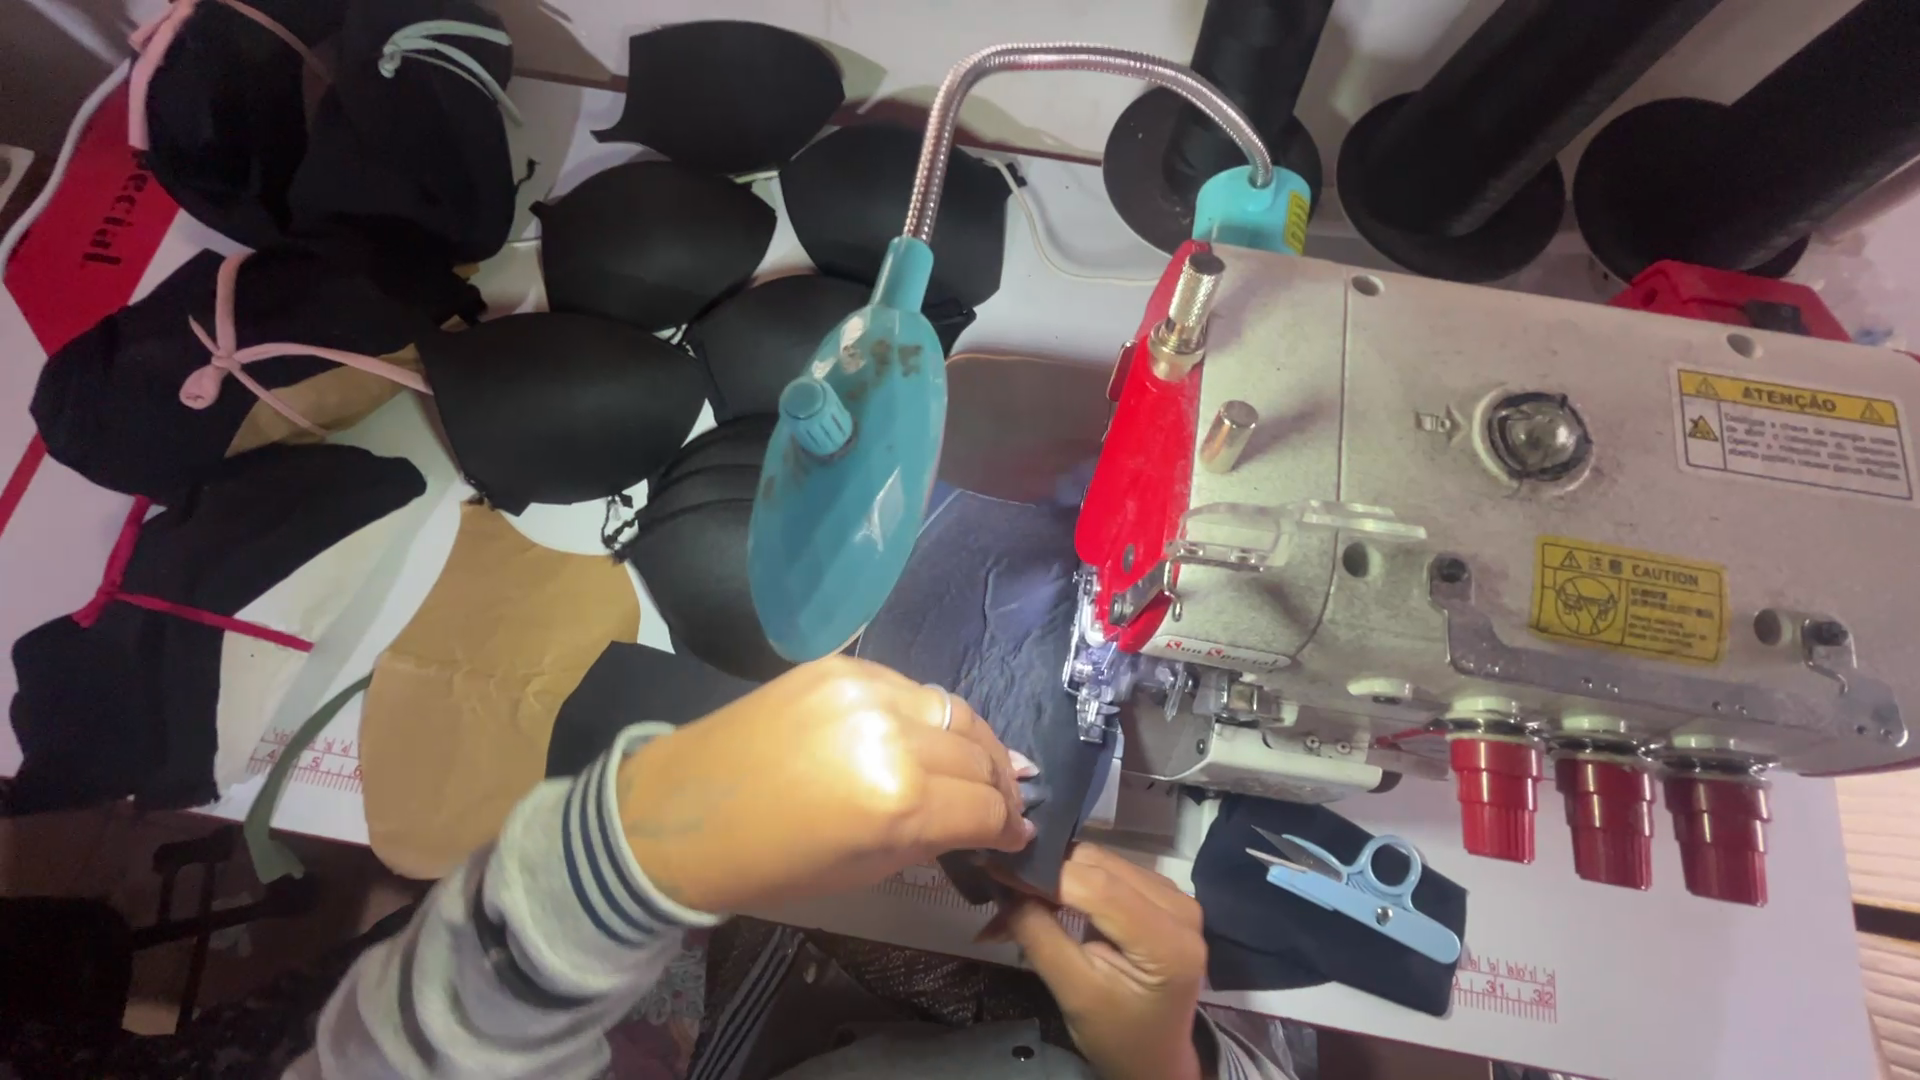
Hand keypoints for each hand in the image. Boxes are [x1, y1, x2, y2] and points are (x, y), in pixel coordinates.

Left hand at [615, 656, 1033, 913]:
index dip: (1008, 827)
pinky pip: (909, 687)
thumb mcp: (862, 869)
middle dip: (1001, 784)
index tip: (1018, 834)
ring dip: (975, 740)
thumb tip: (985, 821)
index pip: (982, 808)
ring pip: (953, 707)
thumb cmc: (769, 863)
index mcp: (895, 800)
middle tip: (1007, 802)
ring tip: (984, 762)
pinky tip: (927, 733)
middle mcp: (890, 733)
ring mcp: (864, 689)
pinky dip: (927, 714)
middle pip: (978, 752)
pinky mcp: (841, 665)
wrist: (682, 812)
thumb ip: (932, 837)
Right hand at [985, 844, 1206, 1079]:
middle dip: (1048, 871)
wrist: (1155, 1059)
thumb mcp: (1074, 994)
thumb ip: (1040, 936)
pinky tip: (1052, 894)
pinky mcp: (1161, 891)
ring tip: (1022, 893)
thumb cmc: (1118, 1036)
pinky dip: (1075, 877)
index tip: (999, 871)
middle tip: (1003, 886)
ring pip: (1101, 860)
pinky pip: (1110, 867)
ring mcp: (1174, 895)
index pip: (1099, 887)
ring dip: (1058, 871)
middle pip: (1100, 866)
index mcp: (1168, 942)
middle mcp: (1180, 906)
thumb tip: (1006, 887)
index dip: (1046, 873)